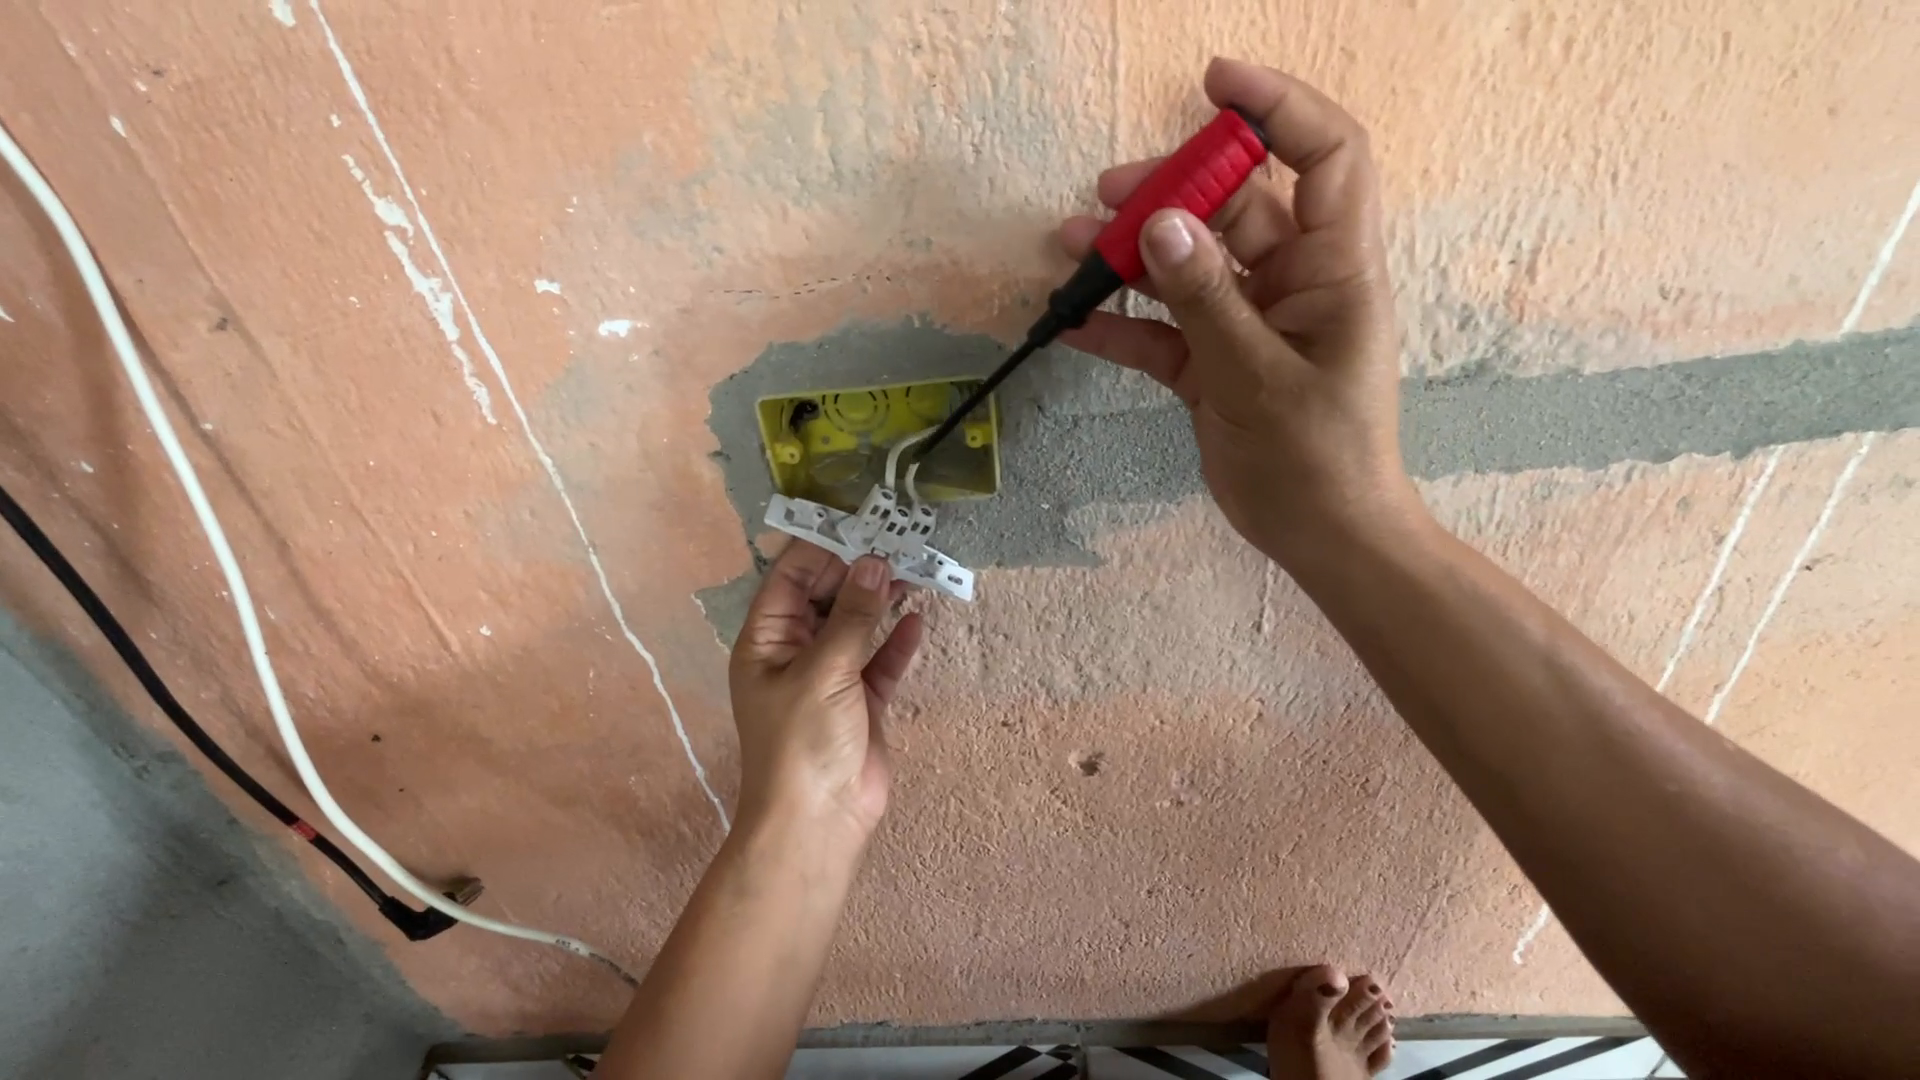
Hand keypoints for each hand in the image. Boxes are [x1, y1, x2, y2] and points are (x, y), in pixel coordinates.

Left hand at [728, 541, 922, 841]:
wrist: (819, 821)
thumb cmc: (803, 740)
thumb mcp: (824, 670)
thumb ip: (852, 616)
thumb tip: (874, 563)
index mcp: (768, 639)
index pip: (792, 578)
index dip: (824, 549)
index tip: (863, 524)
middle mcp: (797, 651)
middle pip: (828, 597)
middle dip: (859, 571)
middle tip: (899, 542)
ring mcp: (832, 676)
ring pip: (858, 625)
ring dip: (882, 600)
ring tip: (915, 570)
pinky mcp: (862, 701)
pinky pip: (881, 661)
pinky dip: (898, 641)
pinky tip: (918, 620)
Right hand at [1057, 58, 1420, 564]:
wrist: (1317, 534)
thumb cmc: (1316, 457)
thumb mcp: (1259, 376)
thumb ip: (1208, 300)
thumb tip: (1160, 224)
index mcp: (1332, 268)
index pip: (1324, 156)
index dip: (1277, 107)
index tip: (1212, 84)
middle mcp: (1291, 283)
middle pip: (1231, 208)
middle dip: (1168, 194)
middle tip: (1104, 198)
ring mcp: (1247, 323)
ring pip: (1186, 268)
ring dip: (1130, 258)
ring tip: (1069, 247)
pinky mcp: (1212, 365)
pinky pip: (1163, 330)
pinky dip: (1122, 326)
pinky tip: (1074, 324)